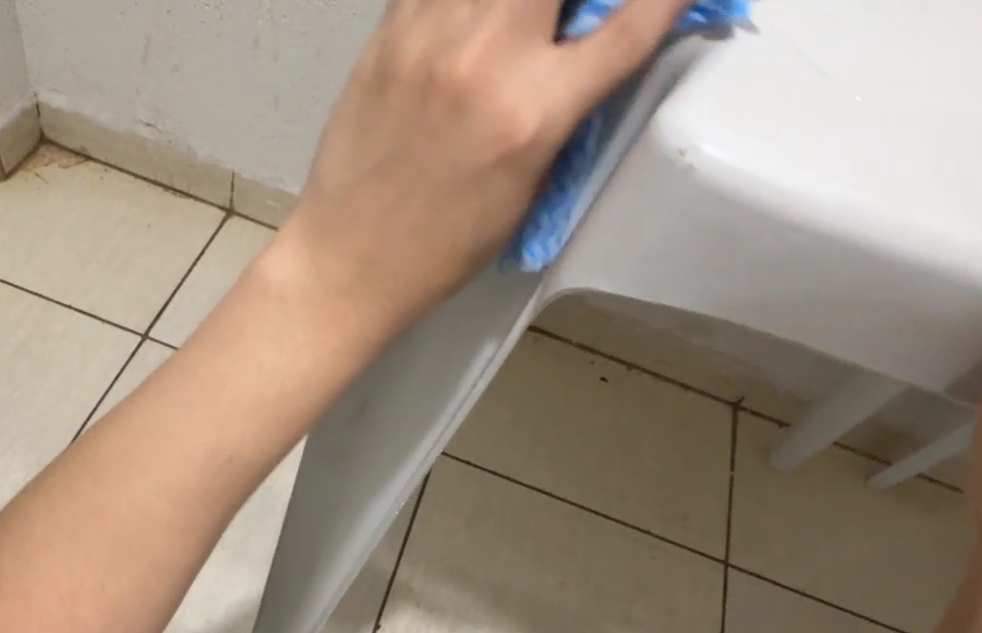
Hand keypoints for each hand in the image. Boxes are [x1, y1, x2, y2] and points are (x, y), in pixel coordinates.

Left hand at [274, 0, 691, 332]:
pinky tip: (466, 22)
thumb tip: (588, 54)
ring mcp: (432, 32)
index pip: (630, 23)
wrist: (351, 259)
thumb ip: (564, 111)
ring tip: (519, 22)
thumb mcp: (526, 190)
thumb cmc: (445, 248)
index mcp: (534, 113)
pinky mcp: (389, 29)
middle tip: (567, 16)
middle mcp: (489, 54)